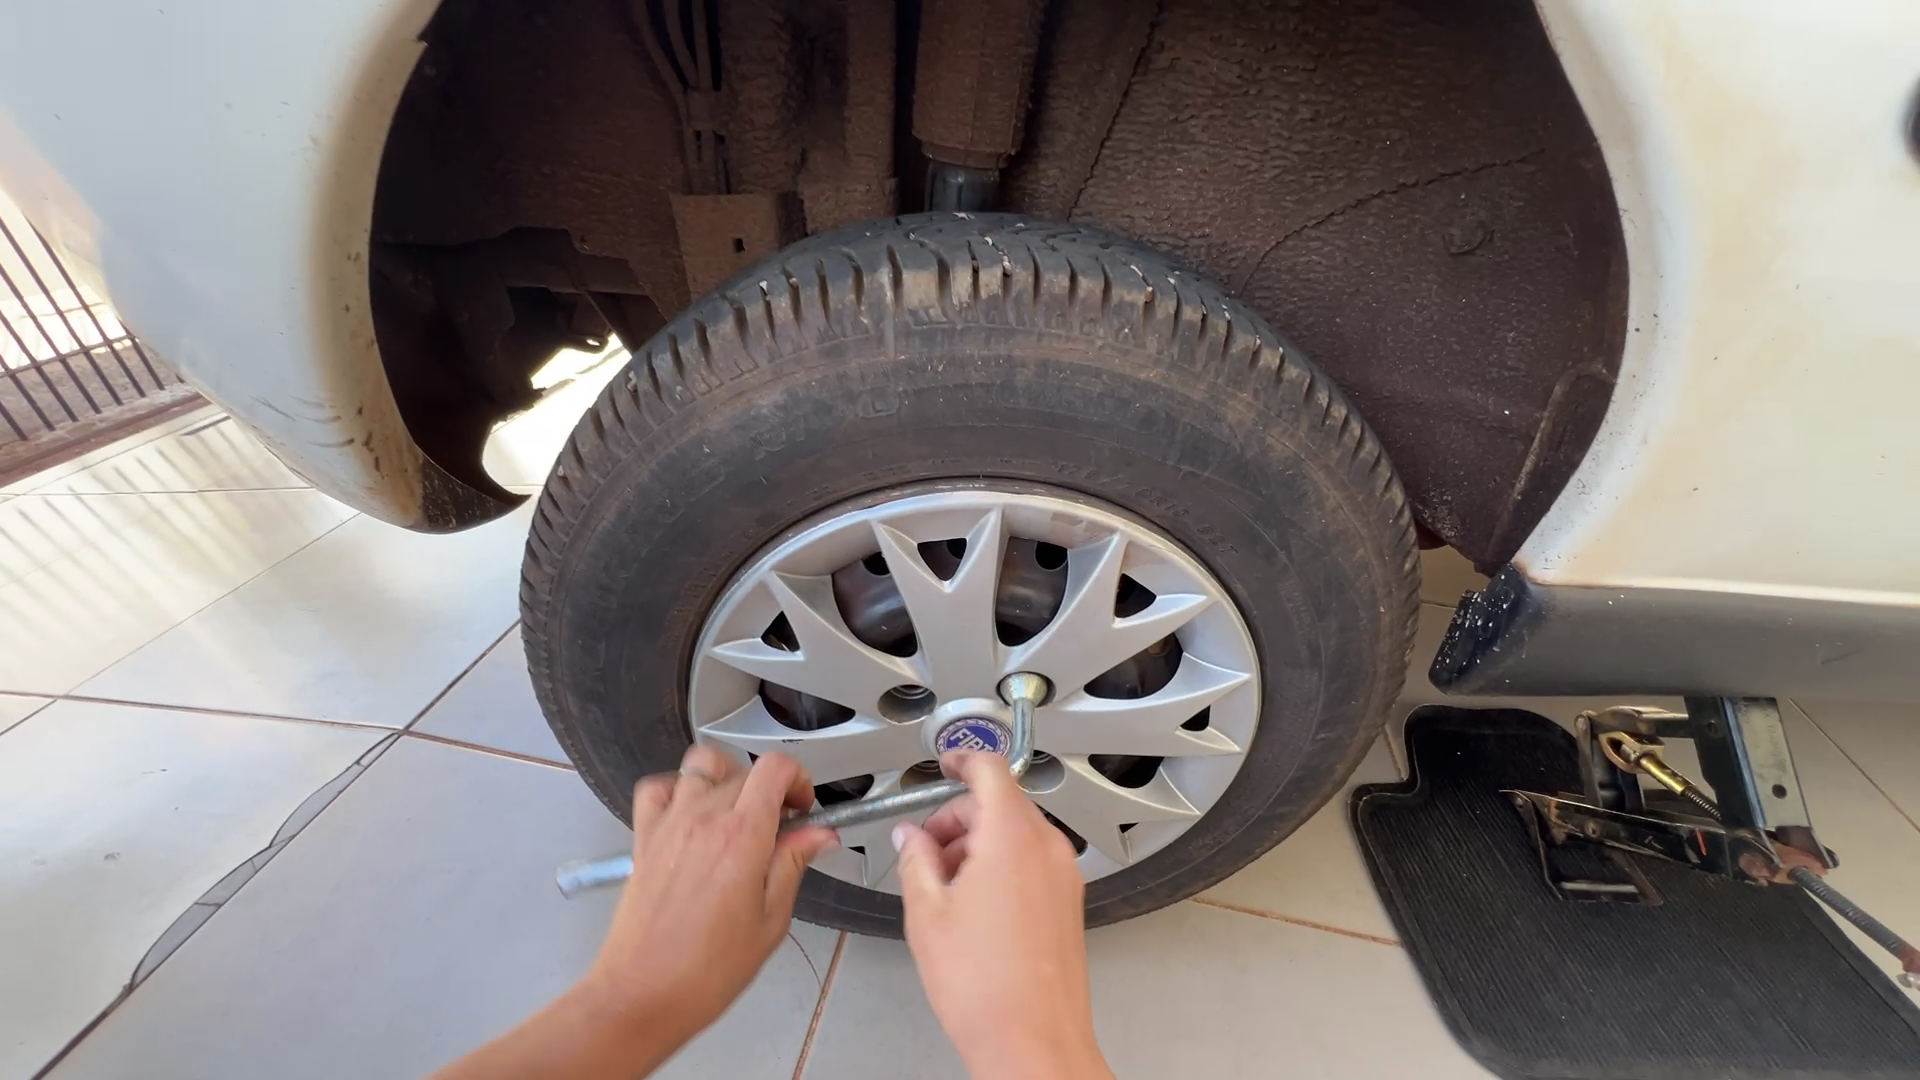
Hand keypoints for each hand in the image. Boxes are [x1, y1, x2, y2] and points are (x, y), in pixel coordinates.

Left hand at [434, 746, 834, 1079]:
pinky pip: (657, 788)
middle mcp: (705, 817)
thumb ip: (794, 864)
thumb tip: (821, 834)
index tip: (804, 807)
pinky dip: (677, 788)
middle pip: (746, 769)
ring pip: (702, 764)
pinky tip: (692, 812)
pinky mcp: (644, 837)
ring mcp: (671, 823)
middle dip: (771, 788)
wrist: (640, 998)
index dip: (798, 777)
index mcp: (743, 835)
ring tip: (737, 808)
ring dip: (727, 776)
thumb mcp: (771, 920)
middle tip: (779, 825)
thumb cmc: (708, 969)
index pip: (775, 768)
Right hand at [893, 752, 1113, 1079]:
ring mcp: (1062, 872)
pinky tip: (974, 903)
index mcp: (1011, 835)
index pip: (990, 768)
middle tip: (925, 850)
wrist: (1035, 1045)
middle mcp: (1045, 846)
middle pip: (999, 802)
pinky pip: (1031, 858)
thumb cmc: (986, 987)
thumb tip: (910, 836)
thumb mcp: (927, 913)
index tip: (945, 763)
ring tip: (946, 887)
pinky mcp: (1068, 898)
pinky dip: (1000, 861)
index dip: (962, 758)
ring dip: (977, 842)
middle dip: (957, 818)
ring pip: (1014, 830)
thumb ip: (915, 859)